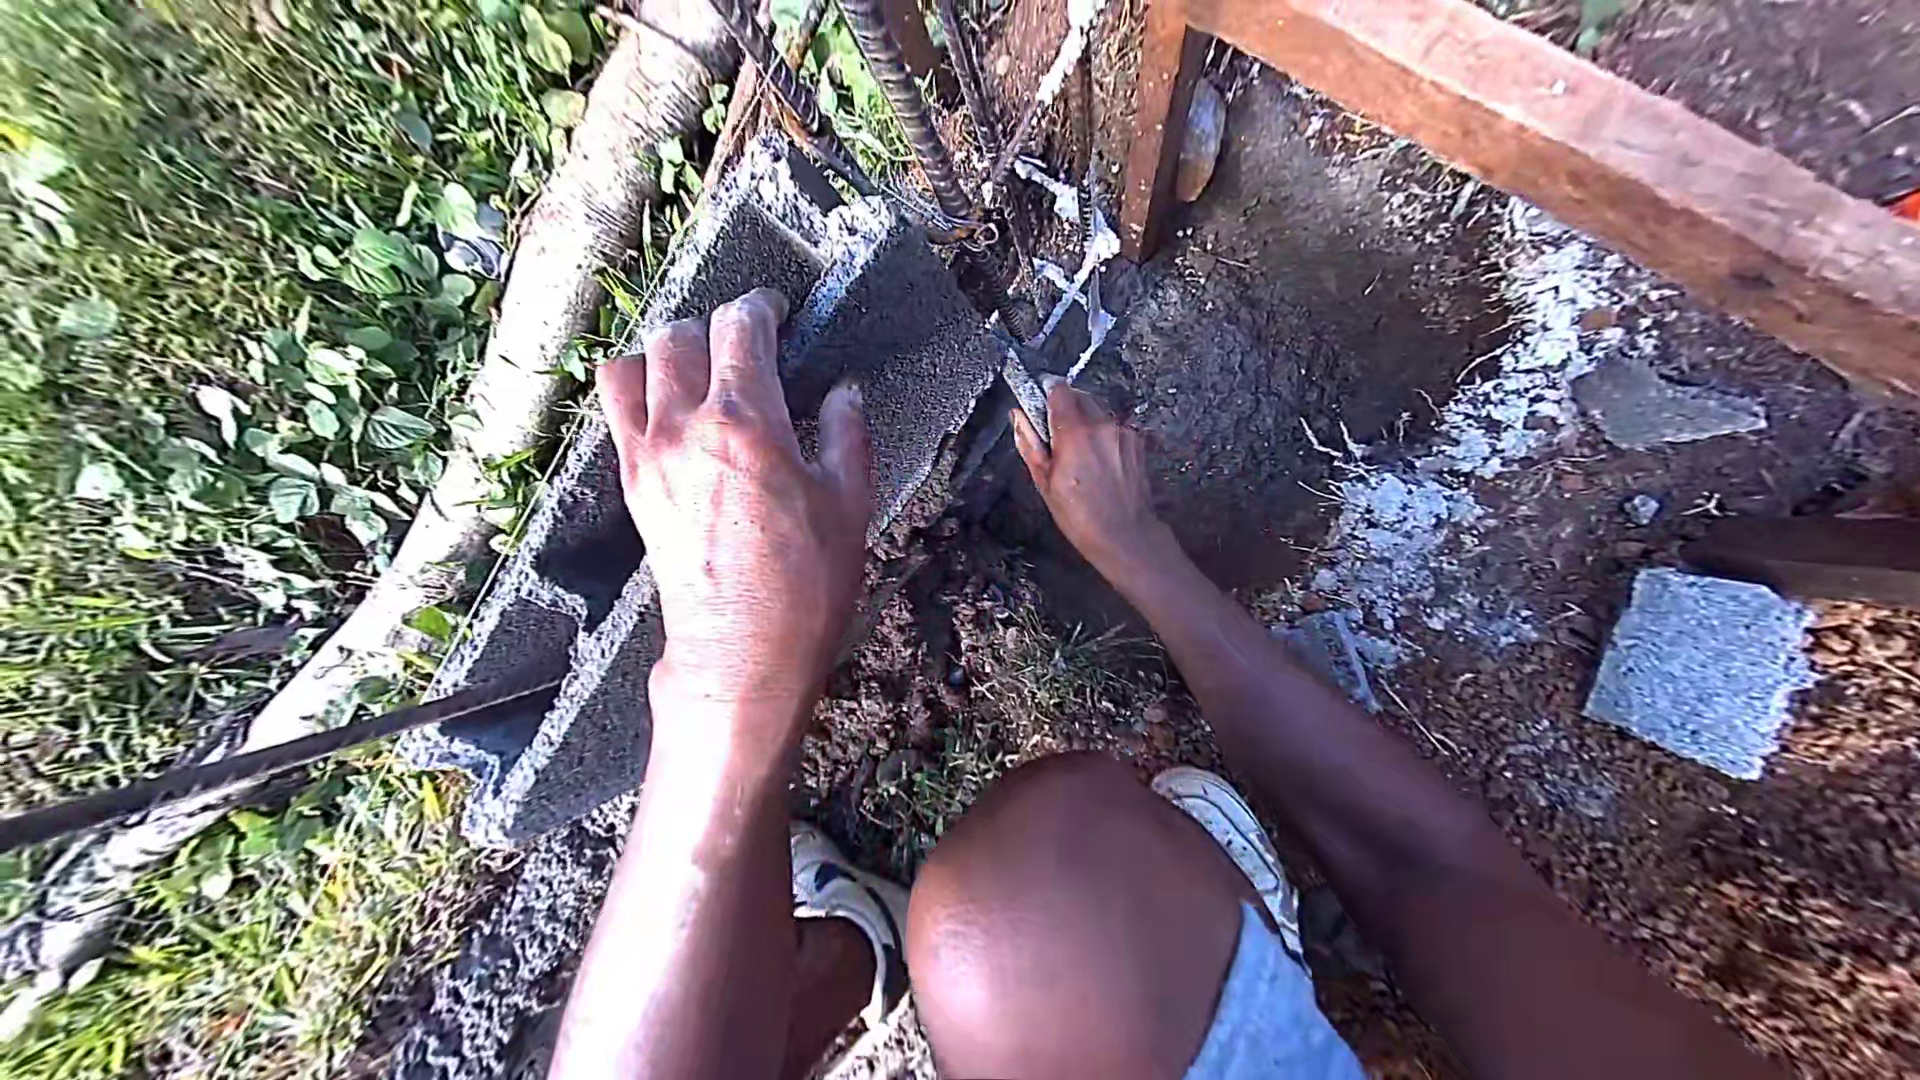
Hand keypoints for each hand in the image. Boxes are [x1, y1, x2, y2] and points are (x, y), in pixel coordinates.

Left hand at [598, 288, 870, 752]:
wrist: (745, 649)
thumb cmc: (806, 581)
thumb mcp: (849, 501)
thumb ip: (845, 433)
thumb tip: (843, 394)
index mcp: (746, 422)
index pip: (740, 328)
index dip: (761, 307)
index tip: (775, 310)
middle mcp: (684, 427)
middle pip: (678, 334)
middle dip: (714, 325)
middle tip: (744, 342)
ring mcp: (648, 456)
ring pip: (632, 366)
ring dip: (664, 353)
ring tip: (698, 370)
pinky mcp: (633, 487)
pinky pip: (617, 414)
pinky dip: (639, 393)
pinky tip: (672, 413)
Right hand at [1011, 382, 1175, 576]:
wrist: (1125, 534)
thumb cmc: (1082, 517)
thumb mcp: (1044, 483)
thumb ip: (1030, 443)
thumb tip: (1018, 416)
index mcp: (1075, 434)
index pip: (1059, 390)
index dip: (1047, 395)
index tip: (1041, 405)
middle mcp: (1102, 425)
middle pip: (1080, 396)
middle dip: (1066, 409)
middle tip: (1057, 436)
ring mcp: (1123, 432)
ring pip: (1098, 411)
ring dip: (1086, 422)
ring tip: (1080, 455)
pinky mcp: (1137, 441)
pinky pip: (1114, 426)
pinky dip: (1104, 435)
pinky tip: (1099, 461)